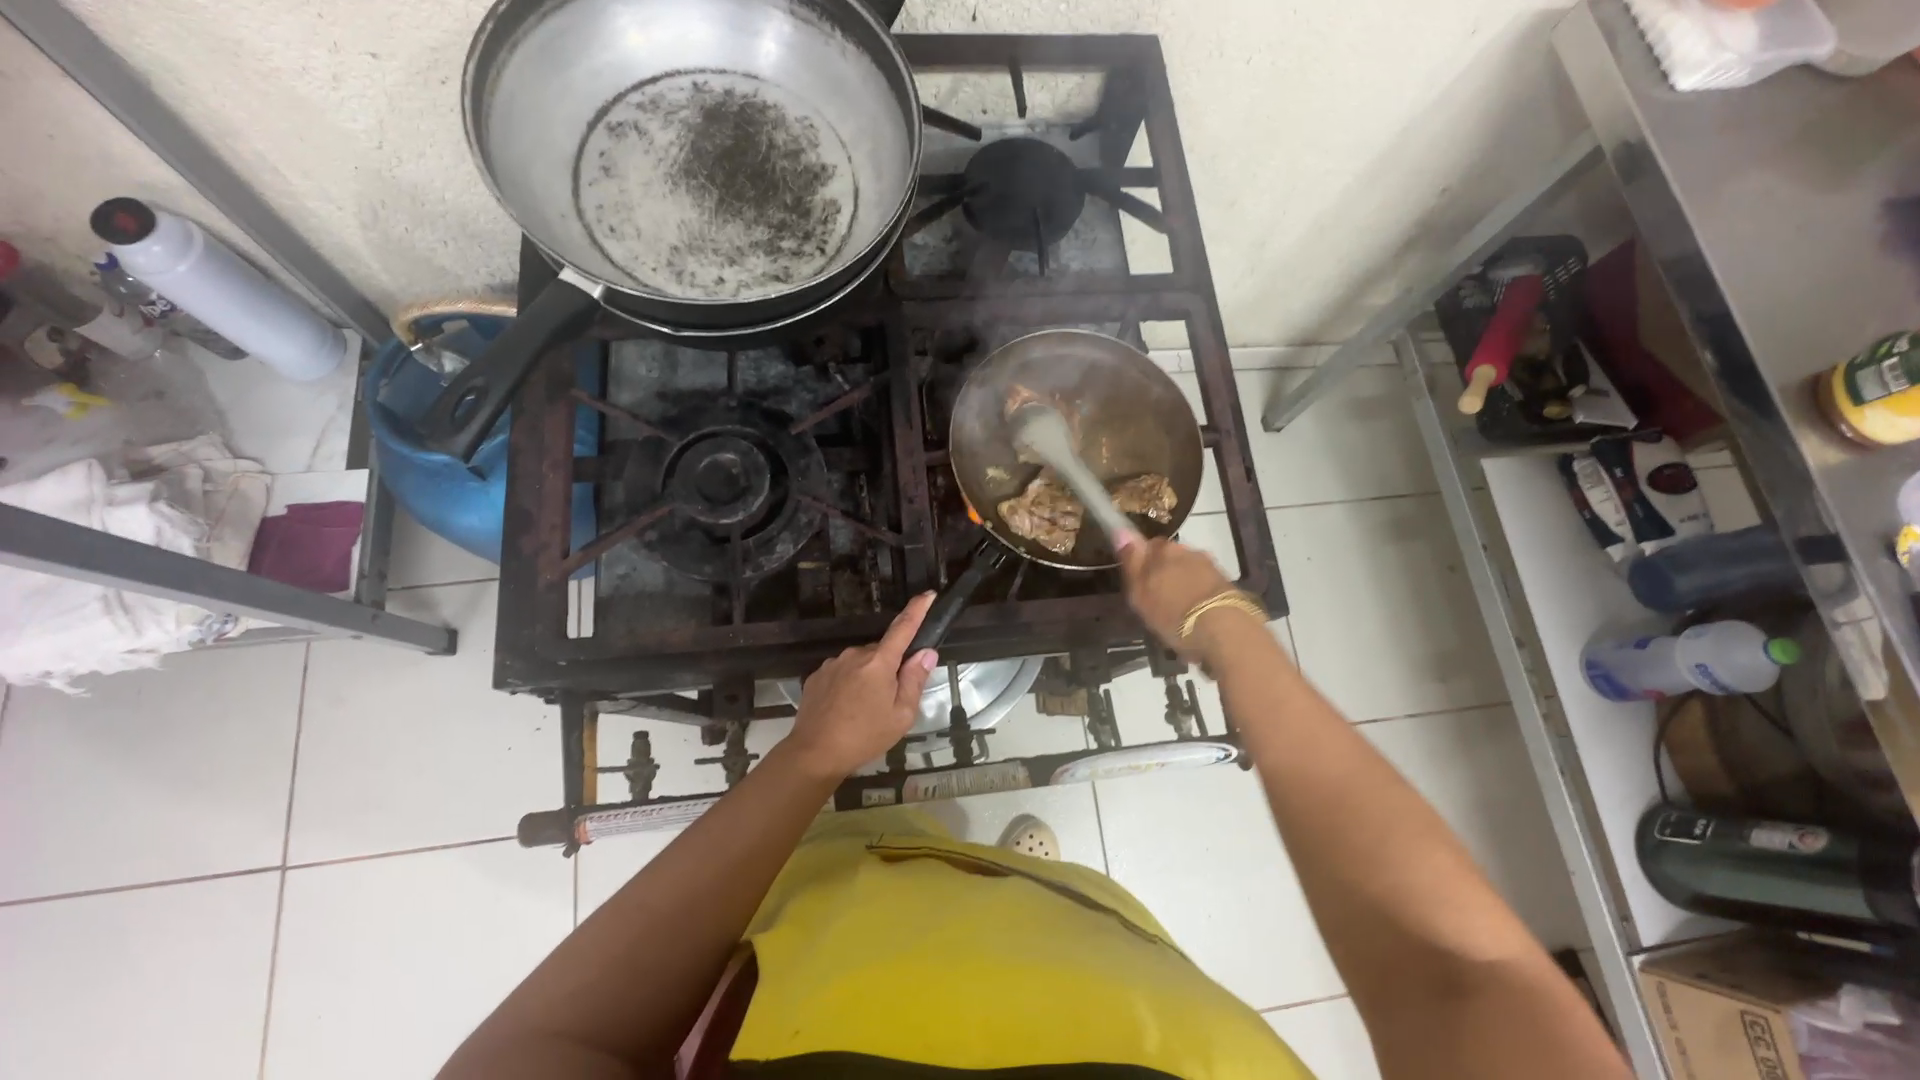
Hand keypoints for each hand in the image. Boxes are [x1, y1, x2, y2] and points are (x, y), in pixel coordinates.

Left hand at [785, 592, 938, 778]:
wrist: (815, 752)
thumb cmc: (865, 736)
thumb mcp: (902, 715)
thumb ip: (914, 680)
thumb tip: (926, 653)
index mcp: (879, 662)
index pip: (903, 628)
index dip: (917, 610)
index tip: (928, 595)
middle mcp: (854, 655)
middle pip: (882, 652)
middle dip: (890, 667)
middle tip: (891, 699)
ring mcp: (833, 663)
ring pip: (861, 662)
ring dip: (868, 677)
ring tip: (865, 709)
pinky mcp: (817, 675)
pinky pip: (842, 672)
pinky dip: (850, 684)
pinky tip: (846, 708)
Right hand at [1116, 536, 1239, 660]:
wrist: (1223, 629)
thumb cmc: (1173, 613)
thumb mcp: (1140, 593)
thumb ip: (1131, 561)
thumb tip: (1121, 531)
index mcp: (1162, 549)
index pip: (1146, 547)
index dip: (1142, 565)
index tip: (1140, 585)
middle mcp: (1187, 550)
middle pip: (1169, 558)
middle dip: (1164, 574)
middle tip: (1159, 601)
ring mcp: (1209, 564)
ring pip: (1188, 571)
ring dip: (1183, 584)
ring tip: (1181, 611)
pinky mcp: (1226, 582)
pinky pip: (1204, 584)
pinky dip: (1199, 594)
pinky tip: (1197, 614)